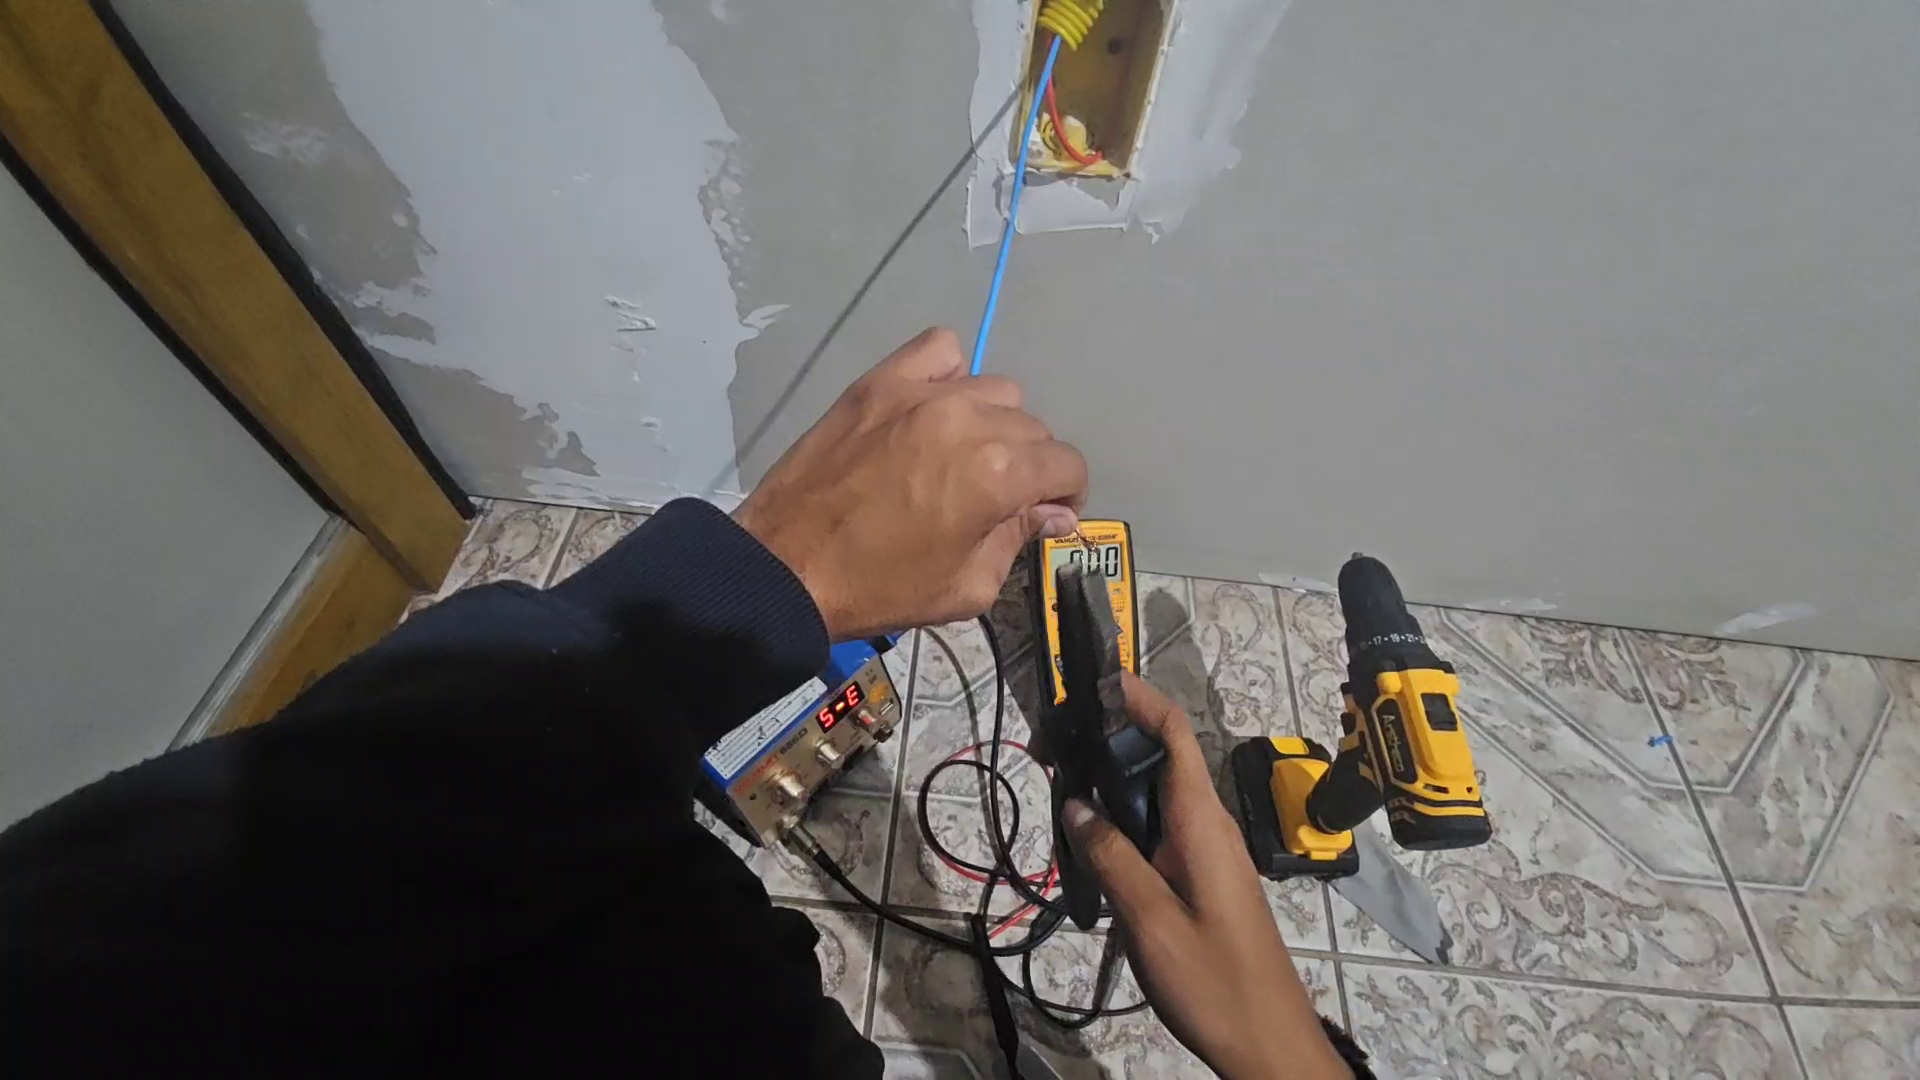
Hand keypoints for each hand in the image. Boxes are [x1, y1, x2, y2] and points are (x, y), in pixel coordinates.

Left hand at [734, 328, 1086, 640]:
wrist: (787, 567)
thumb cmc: (880, 588)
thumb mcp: (967, 587)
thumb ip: (1018, 540)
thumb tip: (1055, 512)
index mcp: (997, 474)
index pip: (1066, 464)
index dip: (1067, 493)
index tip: (1047, 512)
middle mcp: (970, 420)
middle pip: (1033, 428)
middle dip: (1029, 466)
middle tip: (997, 495)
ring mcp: (921, 393)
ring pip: (995, 390)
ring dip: (995, 424)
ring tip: (963, 453)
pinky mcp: (880, 382)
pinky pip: (939, 350)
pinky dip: (950, 374)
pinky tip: (936, 406)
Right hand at [1064, 672, 1348, 1079]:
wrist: (1271, 1045)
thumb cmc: (1215, 979)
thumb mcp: (1151, 920)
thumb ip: (1110, 857)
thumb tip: (1074, 804)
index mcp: (1200, 819)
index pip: (1175, 732)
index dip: (1140, 697)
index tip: (1096, 682)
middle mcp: (1206, 822)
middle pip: (1160, 757)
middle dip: (1110, 741)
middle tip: (1054, 749)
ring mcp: (1207, 848)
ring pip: (1156, 794)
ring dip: (1113, 783)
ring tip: (1063, 788)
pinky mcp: (1203, 873)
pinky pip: (1159, 827)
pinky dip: (1124, 818)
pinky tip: (1093, 841)